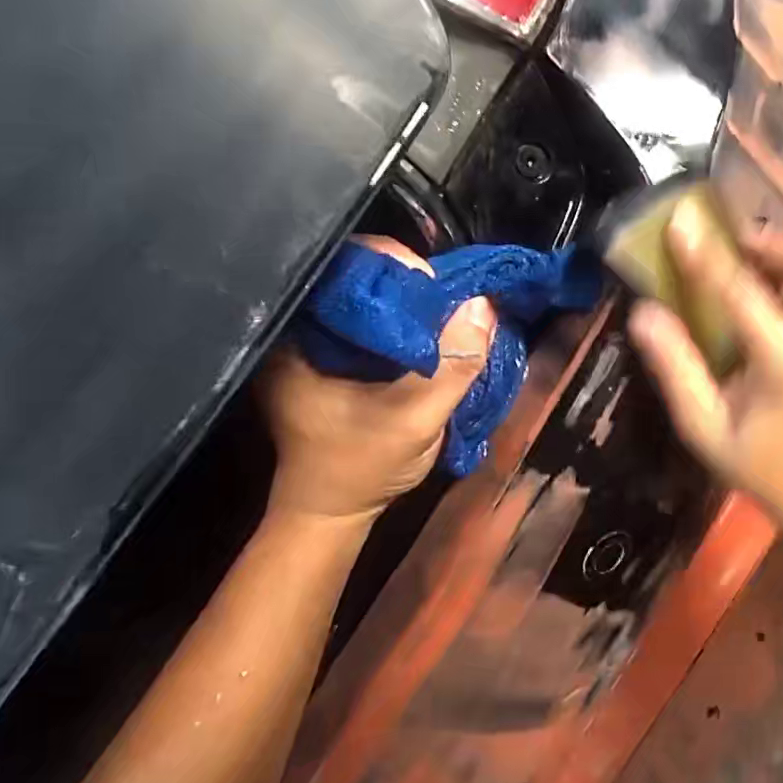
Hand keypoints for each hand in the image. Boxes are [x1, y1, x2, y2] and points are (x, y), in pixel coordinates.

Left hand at [260, 236, 494, 523]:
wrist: (331, 514)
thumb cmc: (360, 468)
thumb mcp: (414, 420)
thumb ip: (452, 367)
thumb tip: (484, 304)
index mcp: (299, 336)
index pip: (347, 270)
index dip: (397, 268)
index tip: (438, 290)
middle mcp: (302, 331)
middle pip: (363, 278)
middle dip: (414, 284)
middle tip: (451, 299)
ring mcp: (318, 344)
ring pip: (374, 300)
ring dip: (415, 303)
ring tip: (449, 310)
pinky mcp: (337, 357)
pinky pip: (378, 322)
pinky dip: (409, 322)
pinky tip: (434, 330)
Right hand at [627, 197, 782, 519]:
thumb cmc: (755, 461)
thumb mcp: (702, 425)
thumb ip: (676, 368)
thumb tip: (643, 313)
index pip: (744, 295)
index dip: (709, 255)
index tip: (681, 220)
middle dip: (776, 240)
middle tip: (735, 248)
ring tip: (746, 262)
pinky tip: (763, 284)